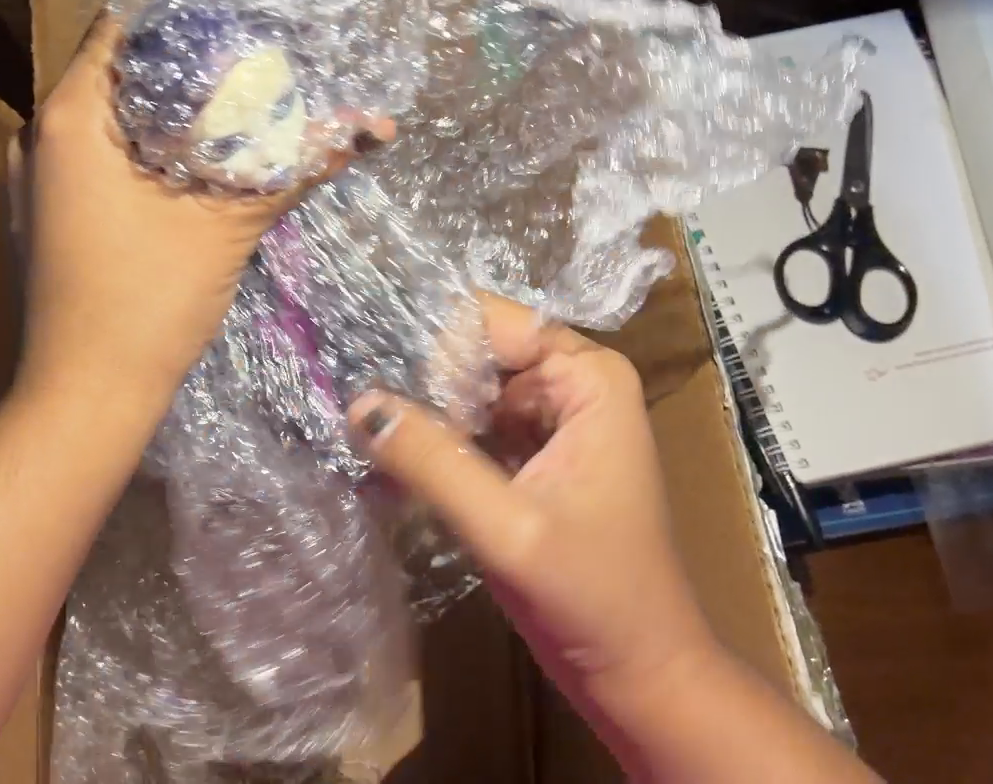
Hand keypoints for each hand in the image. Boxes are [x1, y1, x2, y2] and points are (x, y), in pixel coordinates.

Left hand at [12, 17, 380, 427]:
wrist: (83, 396)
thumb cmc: (146, 302)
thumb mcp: (224, 228)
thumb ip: (293, 165)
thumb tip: (374, 127)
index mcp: (67, 118)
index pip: (119, 31)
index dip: (179, 24)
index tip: (233, 30)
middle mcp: (35, 137)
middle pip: (109, 77)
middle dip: (175, 75)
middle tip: (242, 73)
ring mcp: (28, 180)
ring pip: (97, 123)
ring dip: (154, 119)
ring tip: (221, 117)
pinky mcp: (36, 216)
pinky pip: (84, 162)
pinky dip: (129, 155)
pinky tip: (179, 170)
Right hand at [348, 297, 716, 709]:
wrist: (636, 672)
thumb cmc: (594, 597)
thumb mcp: (508, 529)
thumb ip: (433, 463)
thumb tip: (356, 405)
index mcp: (586, 379)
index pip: (489, 319)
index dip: (433, 342)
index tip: (384, 380)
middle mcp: (566, 384)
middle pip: (469, 348)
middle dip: (416, 375)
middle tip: (364, 411)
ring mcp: (543, 418)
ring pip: (458, 383)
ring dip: (415, 405)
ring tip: (367, 430)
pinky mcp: (521, 451)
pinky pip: (461, 418)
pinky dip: (426, 433)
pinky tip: (388, 454)